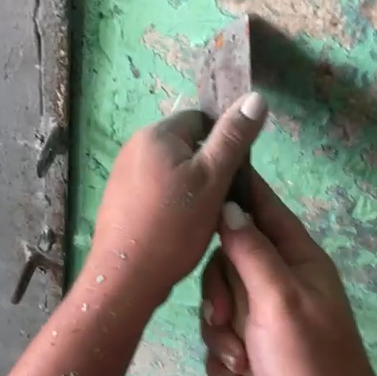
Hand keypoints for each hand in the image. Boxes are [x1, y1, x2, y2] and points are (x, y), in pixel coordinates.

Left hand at [85, 93, 268, 306]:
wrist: (126, 279)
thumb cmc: (173, 227)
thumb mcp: (212, 180)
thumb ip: (234, 138)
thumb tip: (256, 97)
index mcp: (156, 134)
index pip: (201, 120)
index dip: (223, 143)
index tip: (233, 175)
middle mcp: (135, 145)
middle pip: (187, 144)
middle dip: (208, 167)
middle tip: (222, 200)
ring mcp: (124, 172)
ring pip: (173, 169)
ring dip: (192, 187)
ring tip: (202, 217)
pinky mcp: (120, 198)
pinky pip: (157, 188)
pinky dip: (173, 202)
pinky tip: (180, 227)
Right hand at [199, 169, 376, 375]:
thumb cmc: (311, 362)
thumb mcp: (279, 300)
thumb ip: (251, 251)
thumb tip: (227, 204)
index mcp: (296, 259)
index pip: (261, 207)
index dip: (236, 188)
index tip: (207, 172)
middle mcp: (279, 280)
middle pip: (225, 261)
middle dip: (217, 296)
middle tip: (222, 320)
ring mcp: (264, 316)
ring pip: (216, 304)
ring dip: (220, 336)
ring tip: (240, 363)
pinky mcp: (251, 348)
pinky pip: (218, 339)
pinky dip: (223, 362)